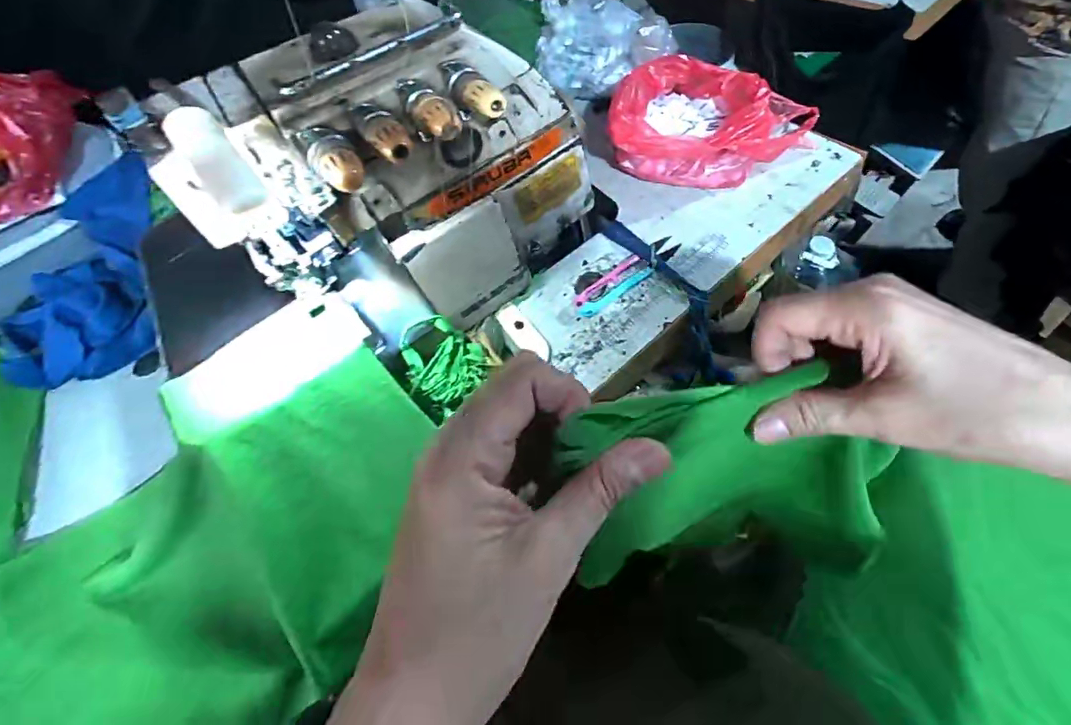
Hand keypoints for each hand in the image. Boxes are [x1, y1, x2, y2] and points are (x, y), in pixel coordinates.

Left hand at [335, 355, 671, 724]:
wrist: (411, 706)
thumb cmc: (478, 632)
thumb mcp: (550, 556)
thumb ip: (602, 489)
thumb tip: (658, 448)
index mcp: (461, 455)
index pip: (522, 378)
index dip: (568, 394)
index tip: (593, 440)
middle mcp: (446, 448)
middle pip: (514, 389)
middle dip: (562, 412)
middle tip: (588, 461)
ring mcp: (444, 470)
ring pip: (508, 415)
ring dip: (550, 435)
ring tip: (574, 480)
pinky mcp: (450, 492)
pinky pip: (496, 446)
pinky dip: (531, 455)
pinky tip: (548, 495)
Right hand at [748, 276, 1070, 501]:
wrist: (1059, 410)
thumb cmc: (971, 414)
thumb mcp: (885, 417)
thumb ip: (813, 414)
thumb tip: (753, 428)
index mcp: (863, 303)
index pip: (779, 313)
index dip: (764, 354)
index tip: (780, 398)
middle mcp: (873, 286)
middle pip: (801, 312)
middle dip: (788, 357)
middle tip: (805, 405)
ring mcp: (894, 295)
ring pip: (826, 319)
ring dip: (815, 358)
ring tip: (836, 401)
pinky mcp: (910, 310)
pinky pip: (853, 322)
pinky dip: (842, 353)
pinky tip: (863, 386)